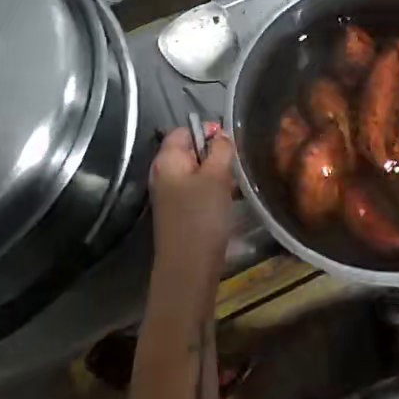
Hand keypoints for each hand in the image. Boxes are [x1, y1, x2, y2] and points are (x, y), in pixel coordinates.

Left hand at [148, 124, 236, 266]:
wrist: (189, 267)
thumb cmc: (202, 216)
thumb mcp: (217, 176)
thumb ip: (221, 150)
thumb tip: (222, 136)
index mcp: (166, 160)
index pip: (184, 131)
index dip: (206, 131)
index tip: (230, 143)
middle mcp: (163, 174)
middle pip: (190, 151)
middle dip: (215, 154)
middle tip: (235, 166)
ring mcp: (170, 194)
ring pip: (197, 172)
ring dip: (217, 174)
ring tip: (235, 184)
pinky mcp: (179, 211)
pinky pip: (197, 190)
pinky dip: (213, 190)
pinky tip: (228, 200)